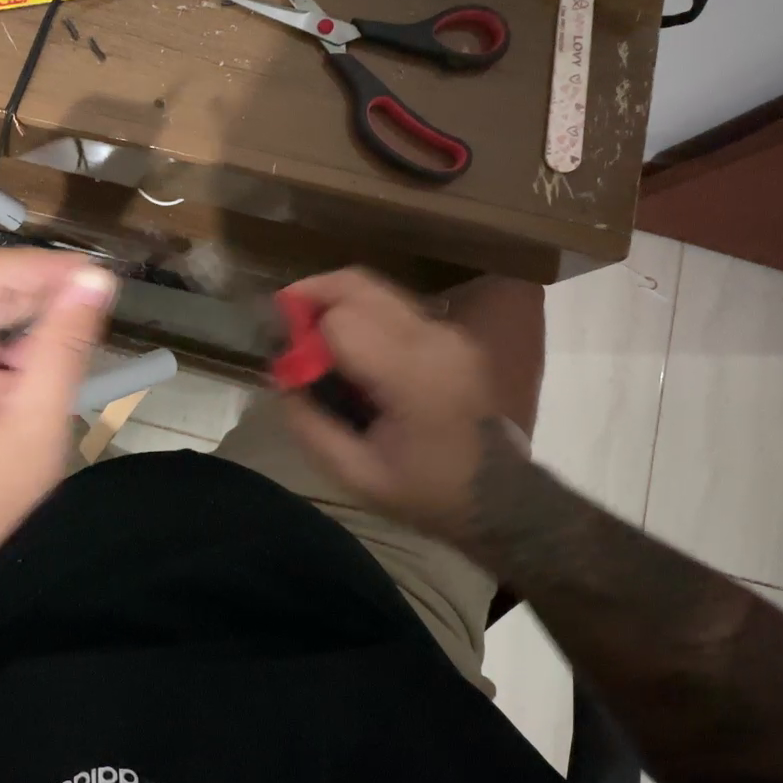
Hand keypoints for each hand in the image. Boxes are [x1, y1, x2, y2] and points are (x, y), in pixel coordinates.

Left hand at [0, 250, 115, 528]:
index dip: (43, 265)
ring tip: (86, 321)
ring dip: (43, 300)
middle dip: (46, 282)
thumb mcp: (40, 416)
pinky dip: (33, 320)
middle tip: (100, 299)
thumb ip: (65, 345)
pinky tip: (60, 341)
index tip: (97, 276)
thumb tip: (96, 281)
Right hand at [279, 269, 500, 539]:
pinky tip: (345, 347)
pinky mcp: (450, 334)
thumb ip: (309, 423)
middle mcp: (432, 339)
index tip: (288, 366)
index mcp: (411, 376)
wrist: (500, 498)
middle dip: (310, 296)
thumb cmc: (425, 491)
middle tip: (283, 326)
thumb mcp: (354, 473)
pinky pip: (390, 305)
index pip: (341, 321)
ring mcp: (446, 332)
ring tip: (310, 337)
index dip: (304, 335)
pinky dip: (357, 312)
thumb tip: (282, 379)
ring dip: (333, 302)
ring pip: (373, 288)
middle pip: (357, 285)